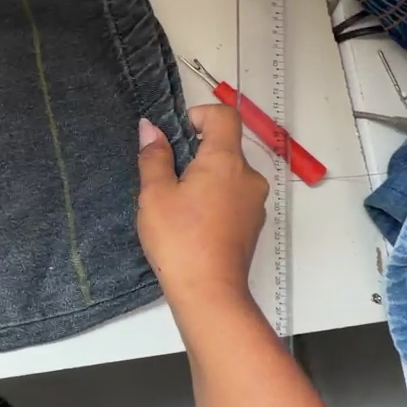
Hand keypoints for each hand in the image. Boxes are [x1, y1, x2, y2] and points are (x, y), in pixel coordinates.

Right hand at [137, 105, 267, 308]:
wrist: (209, 291)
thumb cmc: (178, 239)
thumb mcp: (154, 194)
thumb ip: (154, 157)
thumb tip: (150, 129)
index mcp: (225, 161)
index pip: (224, 116)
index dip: (200, 115)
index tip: (177, 134)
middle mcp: (249, 176)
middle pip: (225, 146)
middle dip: (196, 153)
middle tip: (166, 177)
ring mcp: (255, 202)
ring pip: (228, 174)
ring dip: (204, 178)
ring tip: (177, 205)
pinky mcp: (253, 224)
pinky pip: (233, 196)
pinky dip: (214, 198)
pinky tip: (191, 223)